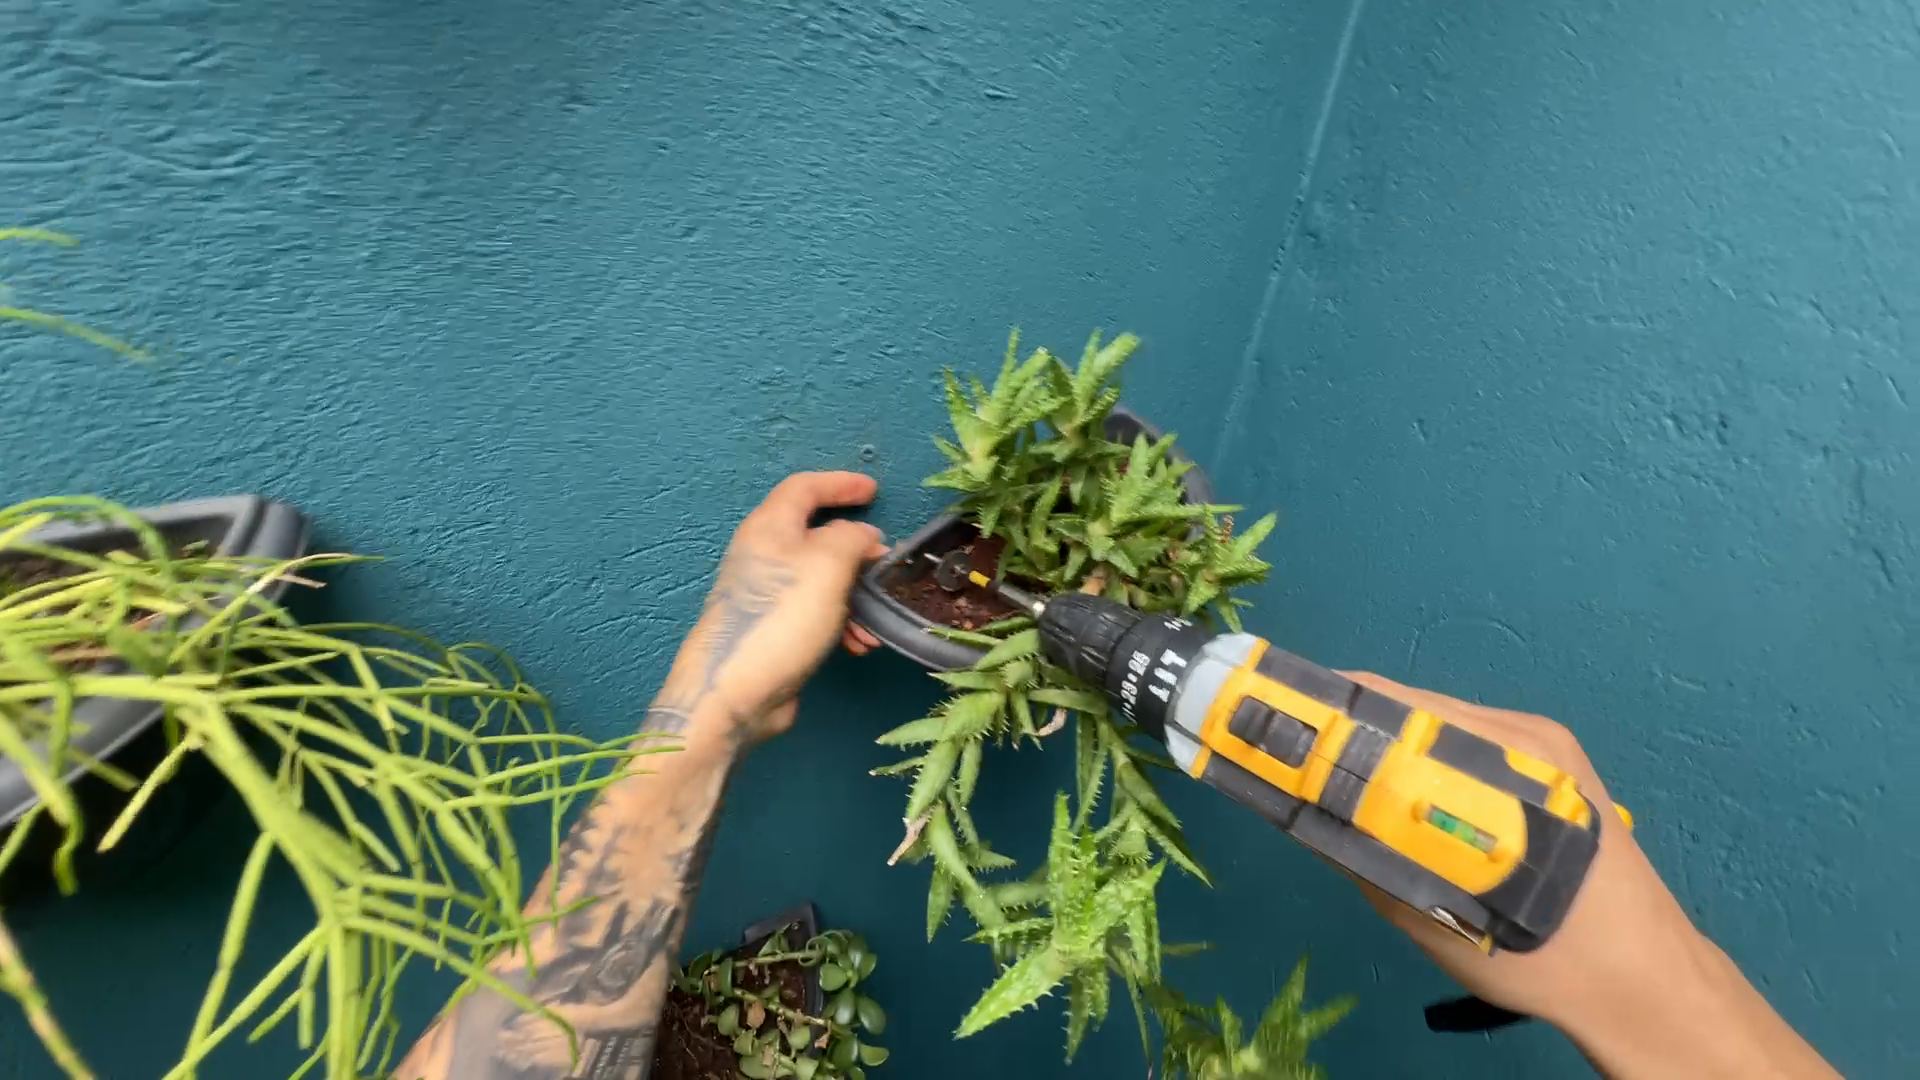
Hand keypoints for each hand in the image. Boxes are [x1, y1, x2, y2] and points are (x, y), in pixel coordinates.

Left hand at [672, 472, 885, 744]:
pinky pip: (818, 613)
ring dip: (857, 596)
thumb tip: (866, 537)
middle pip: (817, 536)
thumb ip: (852, 538)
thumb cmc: (783, 616)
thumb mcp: (828, 564)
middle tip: (884, 563)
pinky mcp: (775, 629)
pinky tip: (859, 646)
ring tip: (876, 622)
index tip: (873, 490)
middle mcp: (765, 556)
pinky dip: (843, 622)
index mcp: (770, 527)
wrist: (735, 691)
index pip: (805, 488)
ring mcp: (768, 595)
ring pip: (824, 580)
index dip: (840, 484)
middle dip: (857, 551)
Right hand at [1339, 672, 1838, 1078]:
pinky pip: (1459, 730)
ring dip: (1379, 732)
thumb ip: (1358, 848)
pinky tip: (1397, 776)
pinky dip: (1415, 745)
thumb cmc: (1536, 955)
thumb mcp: (1427, 910)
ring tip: (1338, 761)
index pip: (1394, 707)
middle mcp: (1524, 734)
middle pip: (1408, 704)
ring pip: (1431, 714)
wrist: (1648, 985)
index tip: (1275, 717)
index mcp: (1505, 762)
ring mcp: (1541, 739)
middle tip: (1298, 745)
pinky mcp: (1548, 753)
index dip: (1326, 707)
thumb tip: (1295, 801)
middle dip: (1345, 720)